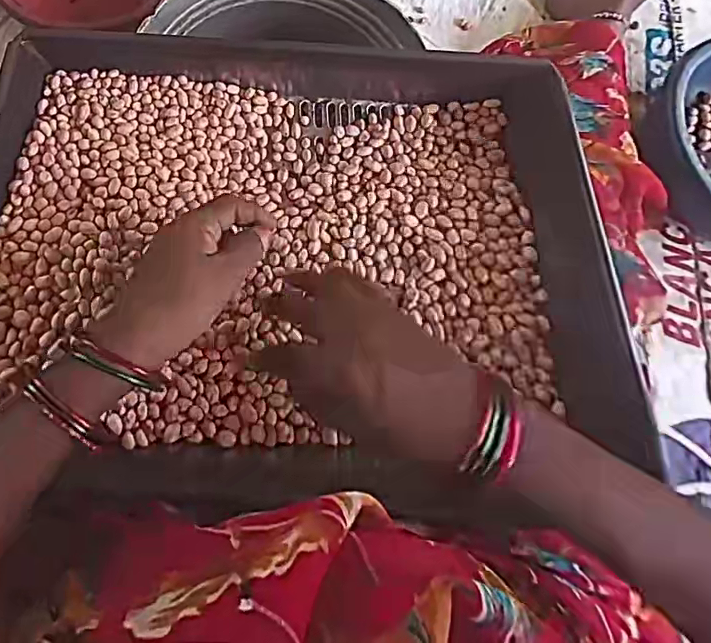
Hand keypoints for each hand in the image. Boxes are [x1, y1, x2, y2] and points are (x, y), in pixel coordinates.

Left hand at [89, 195, 277, 368]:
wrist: (135, 337)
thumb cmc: (184, 304)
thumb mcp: (225, 276)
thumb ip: (248, 249)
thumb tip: (262, 231)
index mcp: (193, 223)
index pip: (231, 203)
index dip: (257, 212)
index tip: (276, 231)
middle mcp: (176, 228)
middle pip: (218, 218)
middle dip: (243, 231)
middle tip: (262, 254)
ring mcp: (165, 247)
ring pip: (206, 238)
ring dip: (228, 249)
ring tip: (242, 274)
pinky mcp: (160, 267)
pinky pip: (194, 254)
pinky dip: (212, 262)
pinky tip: (218, 286)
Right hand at [256, 269, 484, 464]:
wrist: (461, 414)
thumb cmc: (404, 432)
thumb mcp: (352, 426)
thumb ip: (315, 398)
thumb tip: (291, 377)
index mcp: (334, 368)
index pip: (284, 354)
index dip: (262, 357)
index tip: (250, 359)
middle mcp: (346, 331)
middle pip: (298, 307)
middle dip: (275, 305)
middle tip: (262, 306)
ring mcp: (367, 312)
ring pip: (325, 281)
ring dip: (302, 281)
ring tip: (288, 281)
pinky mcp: (386, 305)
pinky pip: (353, 281)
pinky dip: (334, 279)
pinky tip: (329, 285)